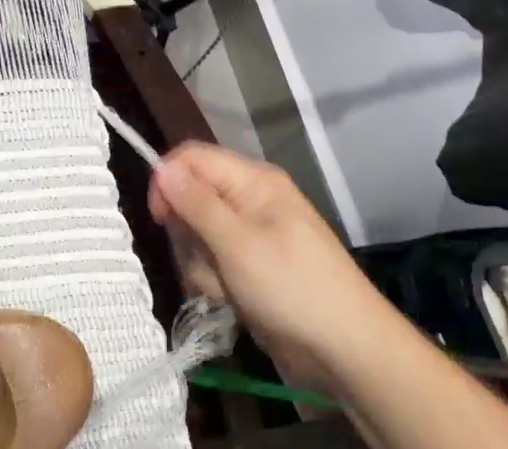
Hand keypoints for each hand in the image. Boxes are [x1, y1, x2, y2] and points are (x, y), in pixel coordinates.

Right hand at [149, 142, 399, 389]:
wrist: (348, 350)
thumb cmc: (293, 287)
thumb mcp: (237, 243)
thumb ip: (195, 202)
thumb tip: (160, 165)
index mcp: (253, 181)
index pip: (190, 158)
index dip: (167, 180)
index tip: (160, 218)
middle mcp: (249, 199)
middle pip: (189, 196)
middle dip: (188, 231)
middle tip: (205, 257)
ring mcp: (250, 233)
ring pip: (196, 232)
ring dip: (200, 261)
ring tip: (225, 284)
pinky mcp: (250, 262)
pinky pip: (211, 258)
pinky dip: (214, 278)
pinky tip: (232, 296)